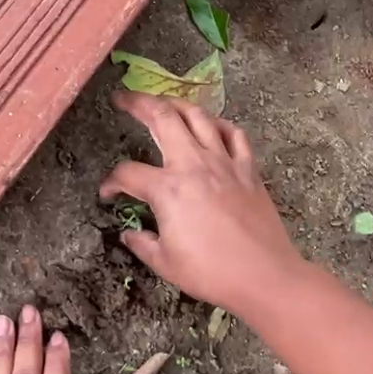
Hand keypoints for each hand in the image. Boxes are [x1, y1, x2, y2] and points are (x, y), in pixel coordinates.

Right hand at [99, 91, 305, 312]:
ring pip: (198, 116)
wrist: (264, 275)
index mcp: (168, 189)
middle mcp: (194, 165)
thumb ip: (142, 243)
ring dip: (176, 104)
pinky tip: (211, 126)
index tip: (108, 194)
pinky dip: (219, 125)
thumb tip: (130, 234)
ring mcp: (224, 162)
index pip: (128, 173)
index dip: (111, 182)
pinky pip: (234, 134)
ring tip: (163, 102)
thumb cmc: (211, 273)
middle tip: (123, 98)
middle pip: (162, 118)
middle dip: (138, 102)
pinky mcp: (248, 169)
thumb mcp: (165, 263)